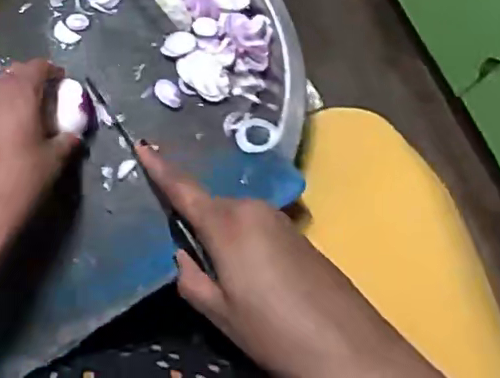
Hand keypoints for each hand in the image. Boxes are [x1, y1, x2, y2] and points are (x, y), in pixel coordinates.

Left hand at [0, 59, 82, 241]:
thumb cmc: (22, 180)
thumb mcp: (54, 160)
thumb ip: (67, 140)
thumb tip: (74, 134)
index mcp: (19, 94)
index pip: (37, 67)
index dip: (52, 70)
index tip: (64, 81)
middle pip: (16, 72)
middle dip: (33, 77)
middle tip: (49, 93)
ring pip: (0, 84)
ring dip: (16, 89)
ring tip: (32, 108)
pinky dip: (3, 102)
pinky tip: (12, 124)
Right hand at [137, 143, 441, 377]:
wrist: (358, 357)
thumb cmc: (278, 334)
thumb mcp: (223, 315)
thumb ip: (191, 280)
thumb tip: (182, 257)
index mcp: (224, 223)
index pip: (182, 188)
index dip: (158, 166)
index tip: (141, 143)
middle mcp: (249, 209)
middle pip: (210, 206)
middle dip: (197, 222)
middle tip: (191, 254)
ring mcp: (277, 219)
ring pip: (234, 219)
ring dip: (225, 237)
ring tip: (229, 276)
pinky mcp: (298, 234)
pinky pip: (257, 229)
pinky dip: (247, 244)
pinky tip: (258, 279)